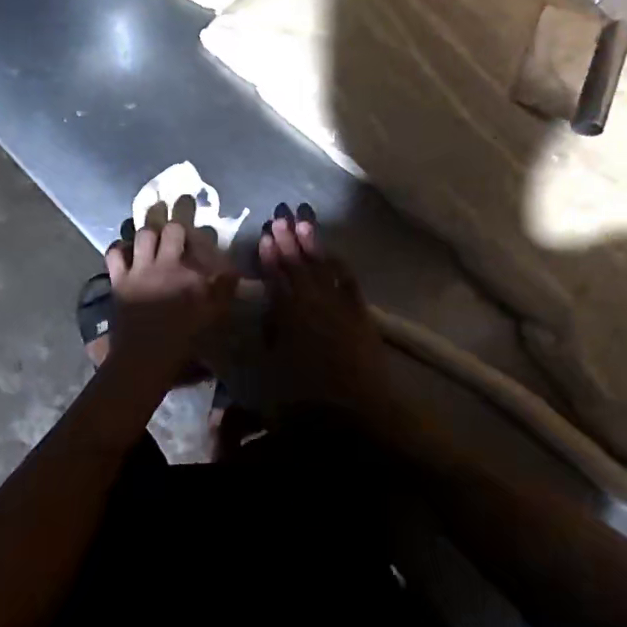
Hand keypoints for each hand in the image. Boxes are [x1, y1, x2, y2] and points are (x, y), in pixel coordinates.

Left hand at [105, 214, 237, 378]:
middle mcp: (165, 264)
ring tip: (152, 243)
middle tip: (176, 239)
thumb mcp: (211, 317)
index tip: (202, 247)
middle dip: (175, 230)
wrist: (143, 358)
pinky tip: (126, 253)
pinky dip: (120, 248)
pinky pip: (114, 253)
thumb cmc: (181, 341)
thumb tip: (233, 272)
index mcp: (190, 273)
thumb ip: (223, 292)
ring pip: (143, 234)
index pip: (202, 245)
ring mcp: (139, 269)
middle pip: (171, 229)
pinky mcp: (118, 279)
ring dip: (149, 235)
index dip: (202, 241)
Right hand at [257, 205, 391, 412]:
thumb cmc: (307, 398)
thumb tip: (265, 314)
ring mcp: (340, 305)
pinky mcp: (361, 313)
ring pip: (324, 267)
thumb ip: (266, 337)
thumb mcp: (270, 370)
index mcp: (289, 314)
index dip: (269, 256)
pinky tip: (335, 255)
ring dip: (314, 245)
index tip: (265, 236)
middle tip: (281, 216)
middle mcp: (314, 302)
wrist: (360, 409)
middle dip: (289, 241)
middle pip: (299, 266)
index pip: (276, 277)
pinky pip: (350, 281)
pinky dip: (340, 265)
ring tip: (305, 223)